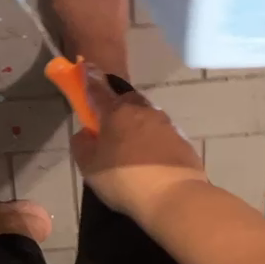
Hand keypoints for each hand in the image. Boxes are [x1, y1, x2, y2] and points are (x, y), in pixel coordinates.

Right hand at [69, 69, 209, 221]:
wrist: (175, 197)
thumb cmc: (124, 179)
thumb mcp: (89, 167)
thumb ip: (82, 146)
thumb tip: (85, 134)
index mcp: (116, 113)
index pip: (97, 89)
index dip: (88, 78)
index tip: (85, 66)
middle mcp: (142, 111)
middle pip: (125, 100)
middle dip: (115, 104)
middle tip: (107, 121)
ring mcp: (166, 125)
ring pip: (144, 117)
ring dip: (135, 124)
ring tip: (129, 146)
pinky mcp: (182, 141)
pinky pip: (160, 134)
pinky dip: (151, 141)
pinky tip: (148, 159)